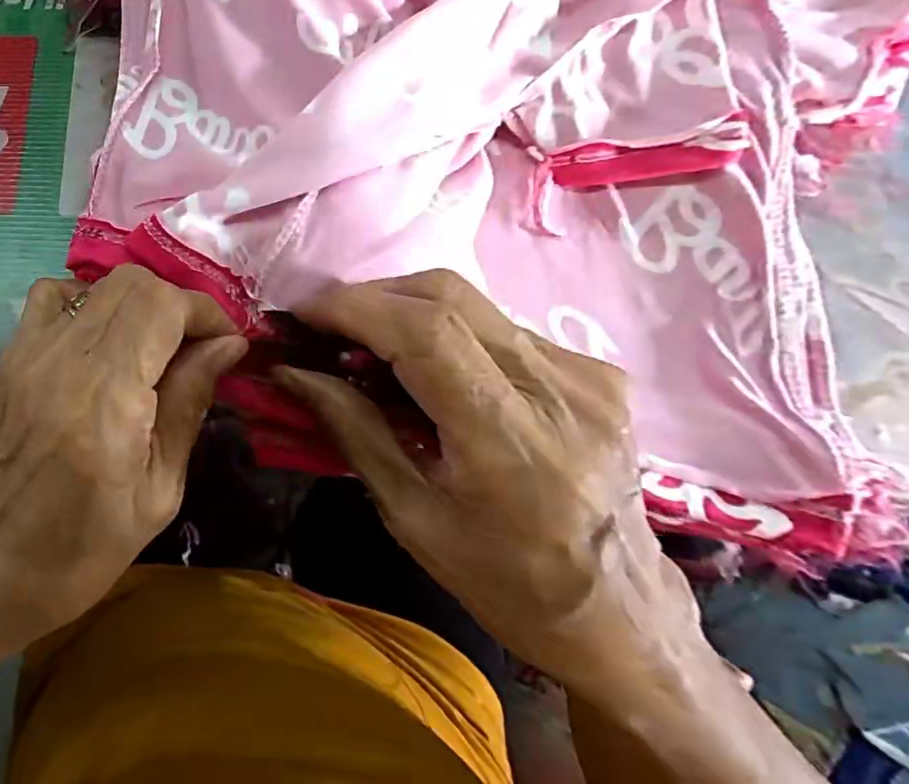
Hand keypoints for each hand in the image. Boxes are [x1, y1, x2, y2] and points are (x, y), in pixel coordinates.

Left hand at [0, 266, 246, 683]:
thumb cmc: (87, 546)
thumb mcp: (160, 488)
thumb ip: (188, 401)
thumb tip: (227, 345)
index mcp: (105, 399)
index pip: (161, 306)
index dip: (204, 312)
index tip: (226, 343)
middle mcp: (62, 360)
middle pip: (131, 284)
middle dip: (176, 304)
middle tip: (196, 346)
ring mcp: (29, 351)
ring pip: (96, 284)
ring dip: (137, 302)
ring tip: (154, 344)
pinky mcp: (11, 354)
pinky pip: (52, 295)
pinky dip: (88, 300)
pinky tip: (103, 337)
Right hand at [273, 270, 701, 698]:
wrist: (617, 613)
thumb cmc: (500, 577)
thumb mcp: (407, 512)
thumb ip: (351, 427)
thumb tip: (291, 371)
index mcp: (509, 441)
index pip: (425, 333)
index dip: (353, 308)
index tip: (301, 314)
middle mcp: (559, 393)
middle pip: (446, 296)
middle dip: (370, 295)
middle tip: (325, 323)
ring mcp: (587, 377)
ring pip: (471, 300)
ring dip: (402, 307)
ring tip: (364, 341)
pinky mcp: (597, 373)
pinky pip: (497, 324)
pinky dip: (443, 328)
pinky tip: (426, 365)